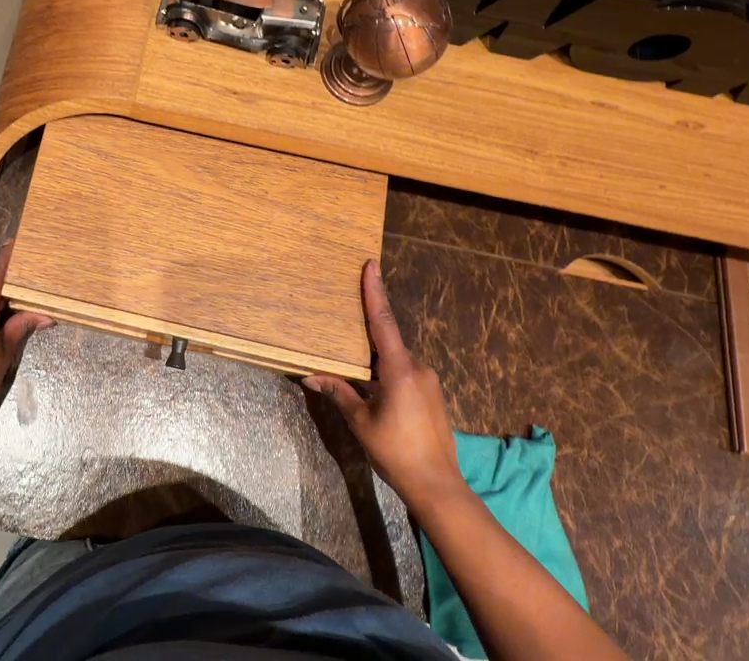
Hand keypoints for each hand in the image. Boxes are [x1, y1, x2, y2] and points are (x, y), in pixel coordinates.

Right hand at [305, 259, 465, 507]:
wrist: (437, 484)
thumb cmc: (395, 451)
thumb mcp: (360, 421)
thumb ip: (338, 393)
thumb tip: (311, 375)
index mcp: (399, 369)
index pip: (382, 321)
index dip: (374, 291)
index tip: (371, 264)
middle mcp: (418, 368)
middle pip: (388, 341)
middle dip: (367, 334)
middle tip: (346, 322)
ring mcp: (429, 382)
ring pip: (396, 361)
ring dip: (376, 362)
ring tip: (356, 371)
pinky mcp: (433, 396)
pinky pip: (406, 374)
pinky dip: (387, 374)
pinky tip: (375, 391)